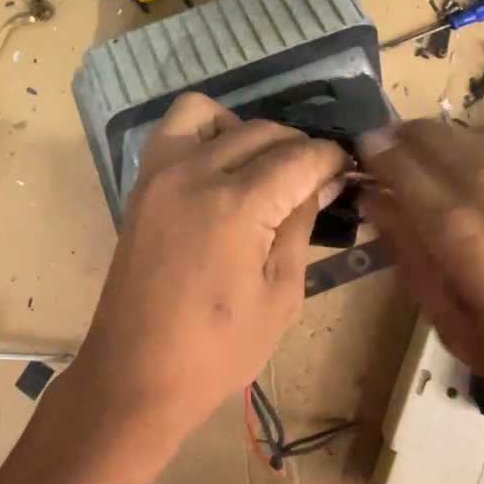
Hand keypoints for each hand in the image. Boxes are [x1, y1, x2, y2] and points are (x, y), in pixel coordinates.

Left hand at [74, 93, 348, 434]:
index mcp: (236, 205)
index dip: (331, 159)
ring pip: (212, 115)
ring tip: (264, 168)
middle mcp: (194, 172)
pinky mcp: (142, 181)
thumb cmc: (218, 349)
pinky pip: (174, 128)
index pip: (299, 156)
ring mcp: (161, 171)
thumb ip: (300, 225)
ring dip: (247, 130)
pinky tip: (222, 166)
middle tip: (313, 180)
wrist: (137, 369)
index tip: (347, 170)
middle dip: (297, 147)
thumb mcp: (280, 294)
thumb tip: (323, 179)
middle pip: (261, 130)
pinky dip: (205, 130)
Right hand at [358, 120, 483, 479]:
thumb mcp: (463, 339)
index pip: (453, 224)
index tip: (369, 145)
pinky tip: (483, 141)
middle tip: (391, 129)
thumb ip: (416, 265)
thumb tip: (375, 197)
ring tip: (430, 134)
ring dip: (468, 135)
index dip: (405, 176)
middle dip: (430, 144)